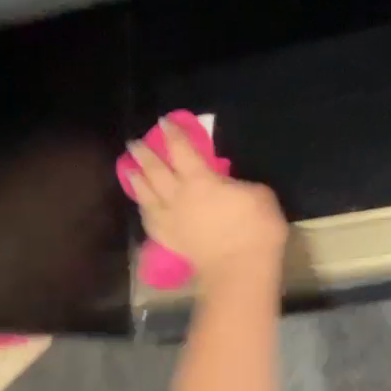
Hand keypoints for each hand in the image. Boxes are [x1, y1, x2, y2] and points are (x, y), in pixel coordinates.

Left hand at [125, 119, 287, 287]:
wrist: (239, 269)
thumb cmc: (256, 228)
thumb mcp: (260, 195)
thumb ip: (240, 184)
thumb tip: (231, 185)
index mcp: (201, 179)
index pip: (182, 149)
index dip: (173, 133)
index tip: (165, 121)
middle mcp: (178, 195)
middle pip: (155, 169)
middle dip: (145, 153)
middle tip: (136, 142)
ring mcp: (170, 218)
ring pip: (146, 193)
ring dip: (137, 178)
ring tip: (130, 168)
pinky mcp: (169, 239)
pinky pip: (149, 219)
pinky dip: (144, 208)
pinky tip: (143, 205)